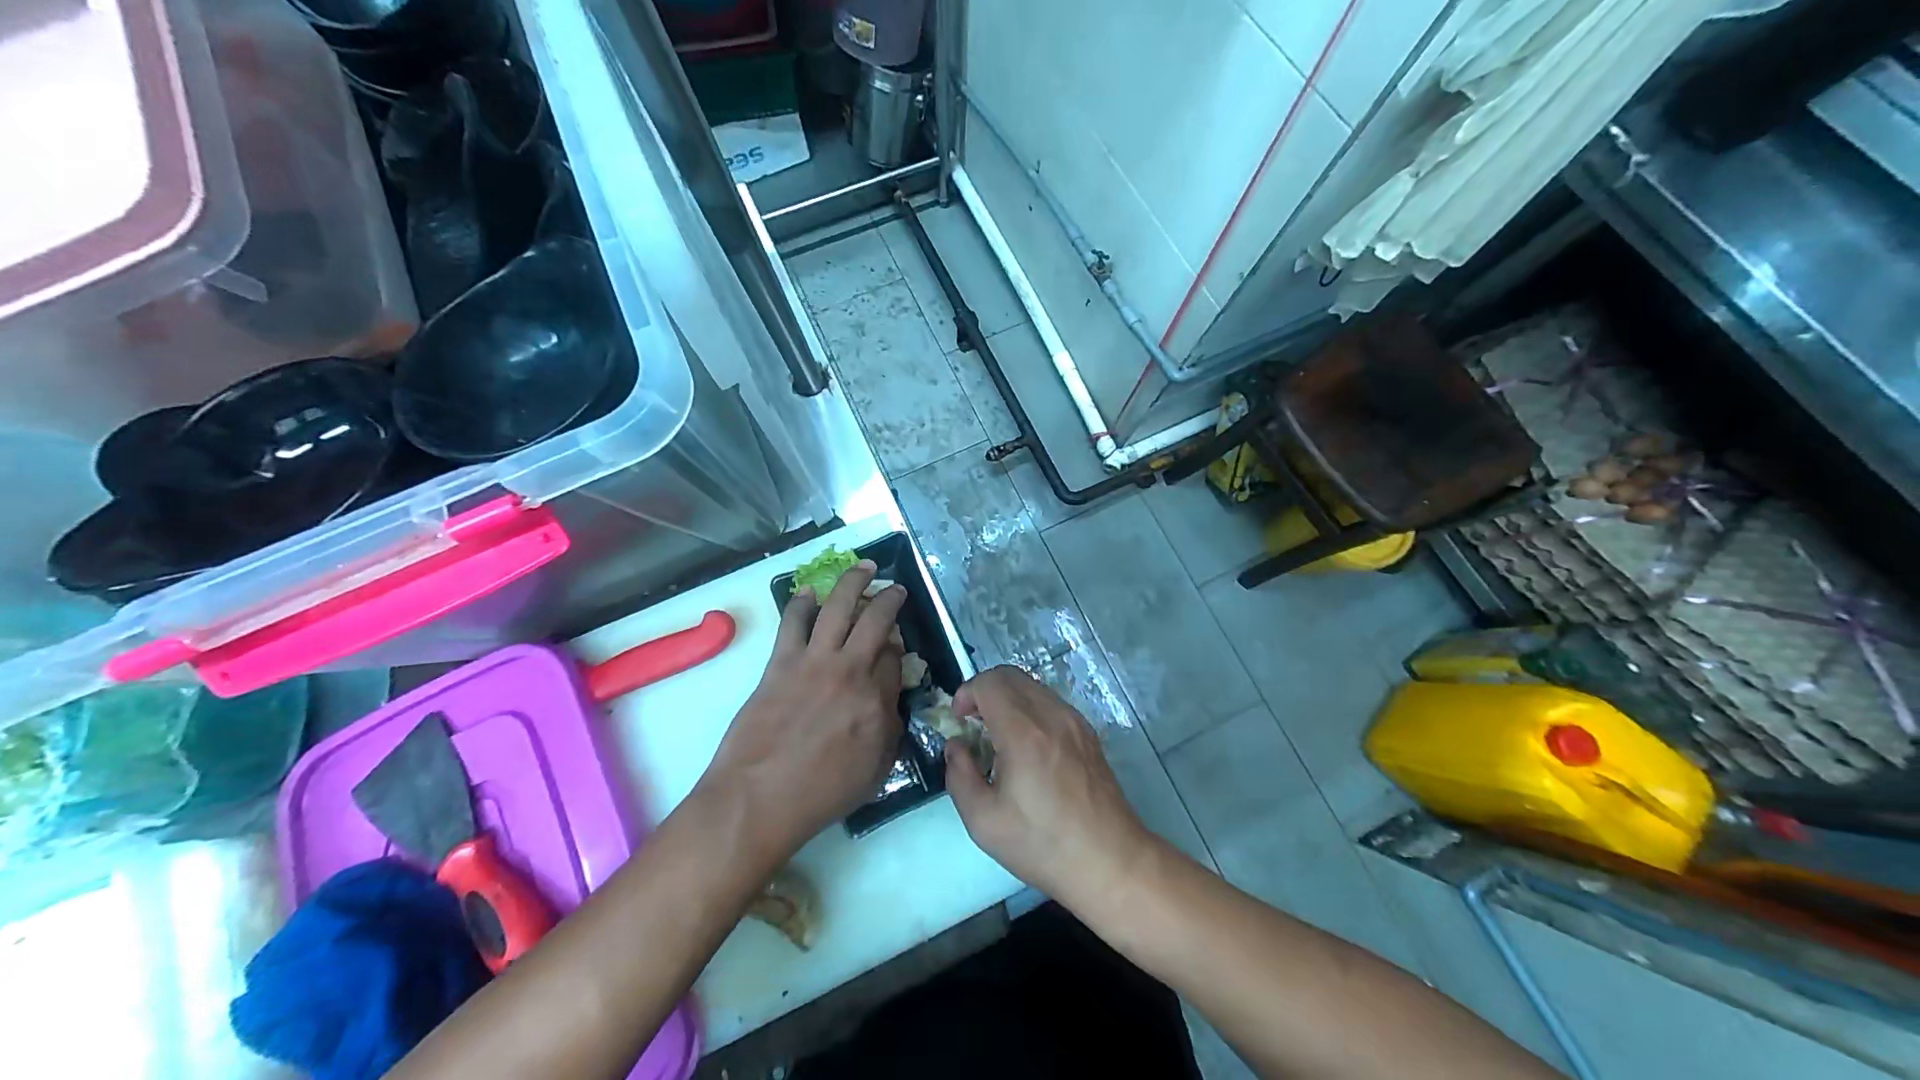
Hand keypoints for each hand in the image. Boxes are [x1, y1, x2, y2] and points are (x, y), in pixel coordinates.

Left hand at [701, 560, 905, 861]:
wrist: (757, 799)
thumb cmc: (820, 795)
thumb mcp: (874, 771)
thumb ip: (889, 730)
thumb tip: (889, 701)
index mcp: (877, 702)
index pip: (895, 658)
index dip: (898, 648)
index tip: (895, 648)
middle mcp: (849, 671)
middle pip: (875, 620)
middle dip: (889, 599)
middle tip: (895, 589)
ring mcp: (812, 663)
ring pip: (838, 607)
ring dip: (853, 582)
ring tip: (864, 567)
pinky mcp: (779, 663)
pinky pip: (793, 622)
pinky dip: (802, 602)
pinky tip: (808, 592)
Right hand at [943, 666, 1156, 907]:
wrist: (1110, 861)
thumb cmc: (1042, 845)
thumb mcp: (984, 821)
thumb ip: (959, 775)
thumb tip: (956, 747)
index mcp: (1024, 733)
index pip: (989, 683)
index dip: (966, 693)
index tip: (958, 721)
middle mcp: (1052, 716)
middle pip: (1010, 675)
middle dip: (983, 691)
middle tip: (973, 724)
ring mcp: (1075, 722)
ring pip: (1032, 687)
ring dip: (1007, 699)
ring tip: (998, 736)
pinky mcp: (1088, 734)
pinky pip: (1051, 703)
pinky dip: (1030, 709)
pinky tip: (1026, 746)